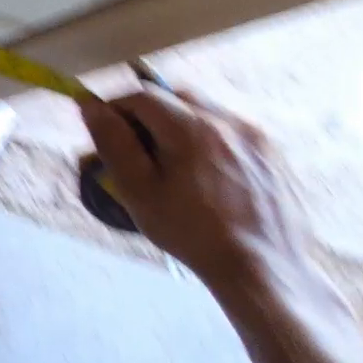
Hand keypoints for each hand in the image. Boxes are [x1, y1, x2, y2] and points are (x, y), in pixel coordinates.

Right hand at [78, 87, 308, 288]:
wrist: (263, 268)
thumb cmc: (189, 229)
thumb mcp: (136, 187)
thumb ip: (112, 140)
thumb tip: (89, 105)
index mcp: (192, 128)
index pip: (141, 95)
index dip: (115, 107)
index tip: (105, 133)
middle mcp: (229, 122)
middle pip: (175, 96)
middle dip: (146, 112)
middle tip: (135, 147)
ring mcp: (257, 138)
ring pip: (203, 110)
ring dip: (177, 122)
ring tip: (169, 161)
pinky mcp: (273, 155)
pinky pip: (228, 129)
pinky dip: (205, 137)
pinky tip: (202, 172)